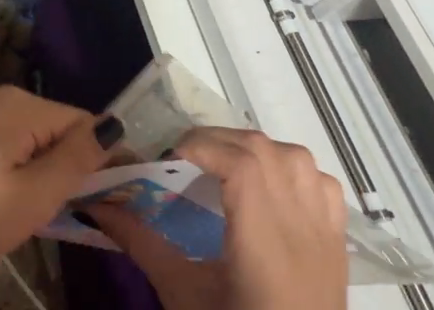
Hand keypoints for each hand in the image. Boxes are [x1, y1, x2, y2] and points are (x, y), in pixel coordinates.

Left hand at [0, 81, 118, 265]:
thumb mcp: (35, 195)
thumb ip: (77, 159)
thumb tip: (113, 125)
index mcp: (20, 104)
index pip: (82, 121)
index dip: (102, 155)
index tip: (110, 193)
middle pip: (52, 122)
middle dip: (67, 159)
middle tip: (67, 207)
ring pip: (25, 127)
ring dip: (37, 158)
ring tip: (32, 201)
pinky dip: (9, 152)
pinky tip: (1, 183)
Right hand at [83, 128, 347, 309]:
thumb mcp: (182, 294)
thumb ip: (139, 242)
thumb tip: (95, 204)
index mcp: (263, 242)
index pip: (242, 165)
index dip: (202, 145)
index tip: (170, 159)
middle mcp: (300, 229)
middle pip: (265, 152)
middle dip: (218, 141)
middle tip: (185, 159)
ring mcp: (325, 235)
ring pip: (296, 159)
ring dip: (256, 150)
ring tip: (224, 166)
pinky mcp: (338, 245)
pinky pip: (322, 185)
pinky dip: (293, 171)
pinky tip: (269, 188)